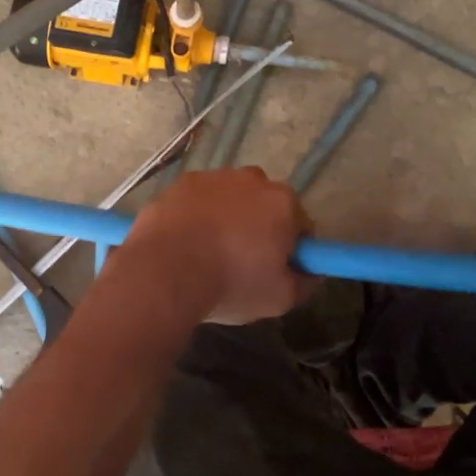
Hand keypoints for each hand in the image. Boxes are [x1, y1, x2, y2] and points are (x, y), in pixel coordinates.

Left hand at [123, 167, 313, 324]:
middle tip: (243, 264)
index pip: (300, 225)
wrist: (164, 272)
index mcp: (283, 202)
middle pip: (264, 205)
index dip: (292, 250)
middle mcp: (252, 179)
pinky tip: (185, 244)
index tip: (277, 271)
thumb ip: (304, 283)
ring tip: (208, 255)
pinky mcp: (180, 183)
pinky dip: (196, 216)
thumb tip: (311, 273)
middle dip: (259, 228)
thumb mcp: (280, 298)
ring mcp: (213, 177)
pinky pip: (198, 200)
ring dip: (226, 219)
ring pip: (229, 199)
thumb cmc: (231, 284)